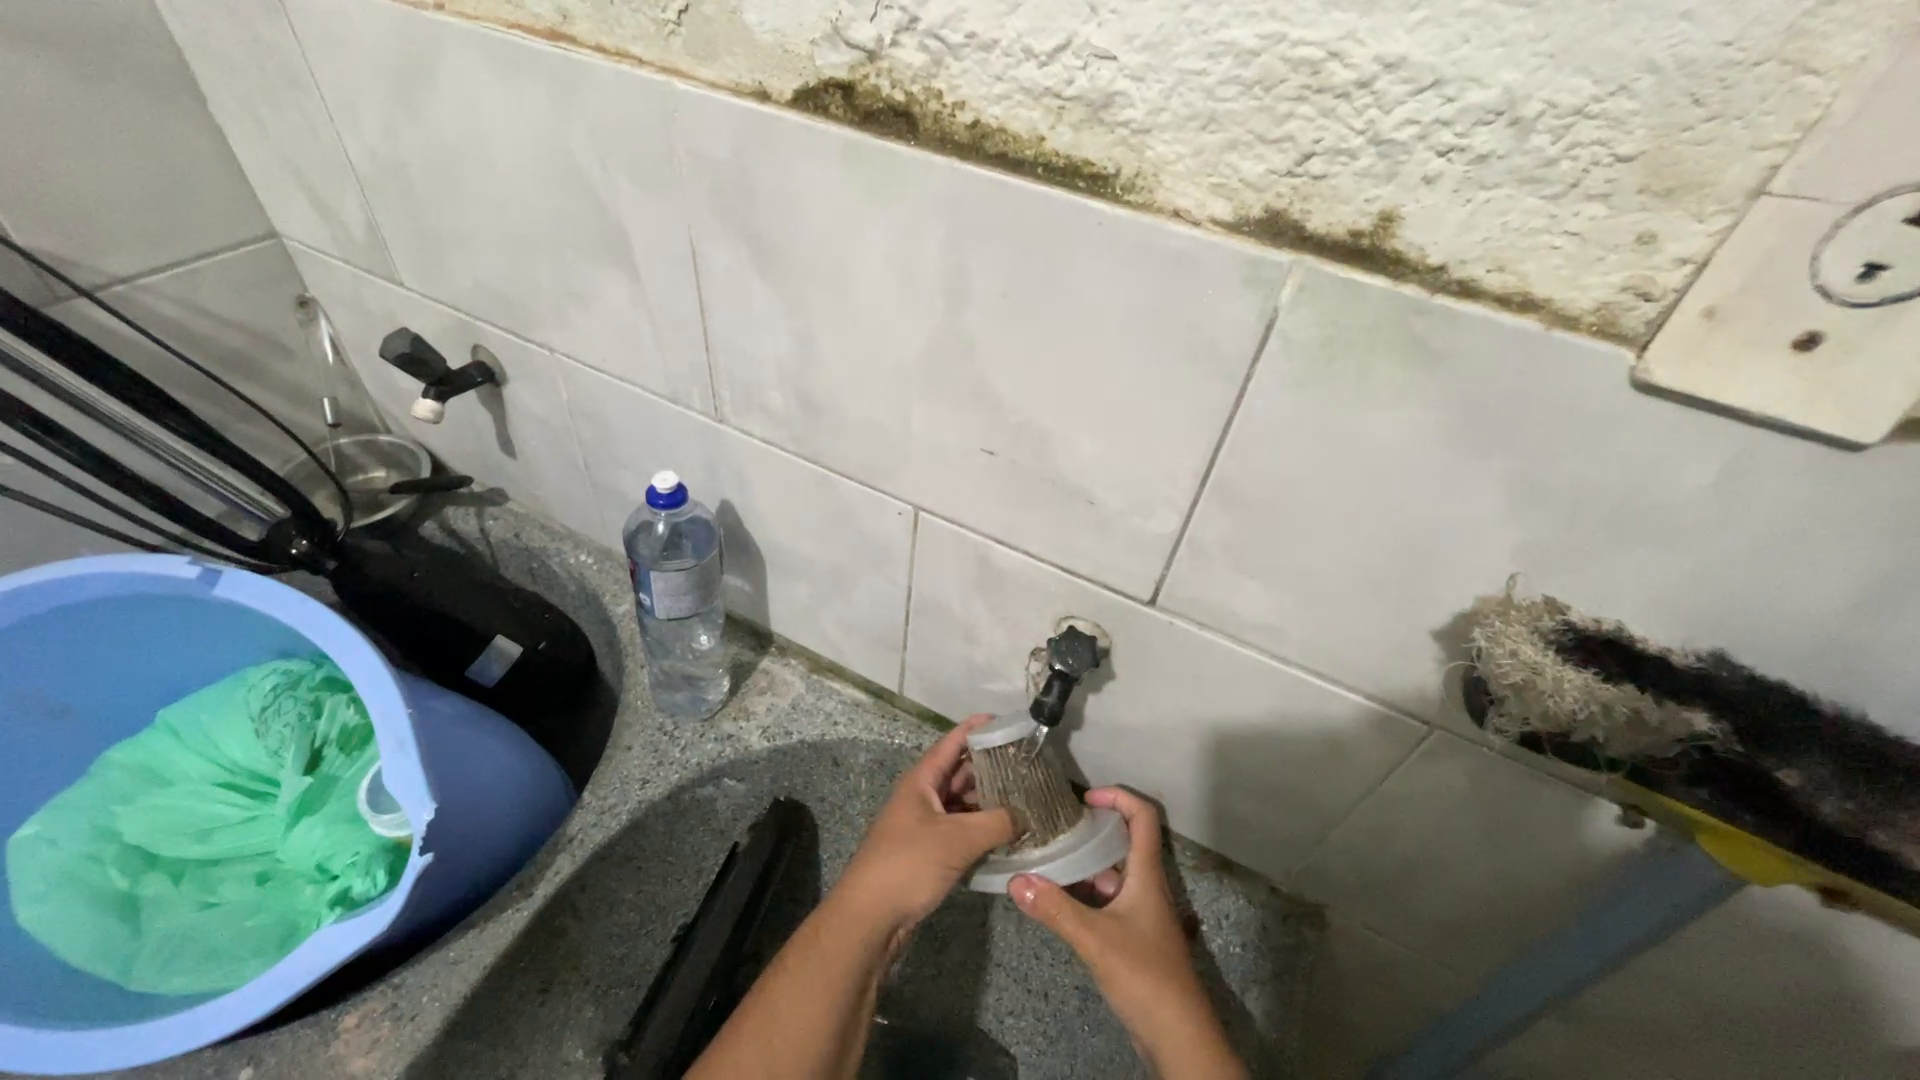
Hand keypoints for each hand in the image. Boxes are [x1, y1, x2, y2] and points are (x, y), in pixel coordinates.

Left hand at [833, 715, 1017, 934]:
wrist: (870, 918)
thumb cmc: (908, 864)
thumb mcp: (957, 839)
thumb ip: (996, 823)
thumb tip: (1025, 816)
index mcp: (921, 782)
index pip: (951, 745)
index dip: (974, 730)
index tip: (1003, 721)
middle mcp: (921, 799)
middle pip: (959, 775)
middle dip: (991, 770)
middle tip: (1028, 768)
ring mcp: (923, 828)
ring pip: (961, 806)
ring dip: (988, 804)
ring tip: (1025, 802)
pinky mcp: (927, 855)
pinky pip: (959, 832)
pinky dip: (980, 831)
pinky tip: (1006, 836)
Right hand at [1010, 788, 1245, 1078]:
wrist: (1178, 1035)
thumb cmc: (1145, 976)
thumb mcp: (1095, 940)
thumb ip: (1056, 910)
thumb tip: (1016, 880)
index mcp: (1146, 876)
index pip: (1143, 817)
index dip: (1118, 797)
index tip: (1085, 798)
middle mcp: (1147, 888)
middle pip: (1125, 843)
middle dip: (1093, 830)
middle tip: (1056, 827)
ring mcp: (1143, 914)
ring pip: (1114, 875)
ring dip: (1086, 864)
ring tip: (1049, 859)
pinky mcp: (1135, 938)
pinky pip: (1109, 901)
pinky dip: (1086, 894)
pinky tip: (1059, 901)